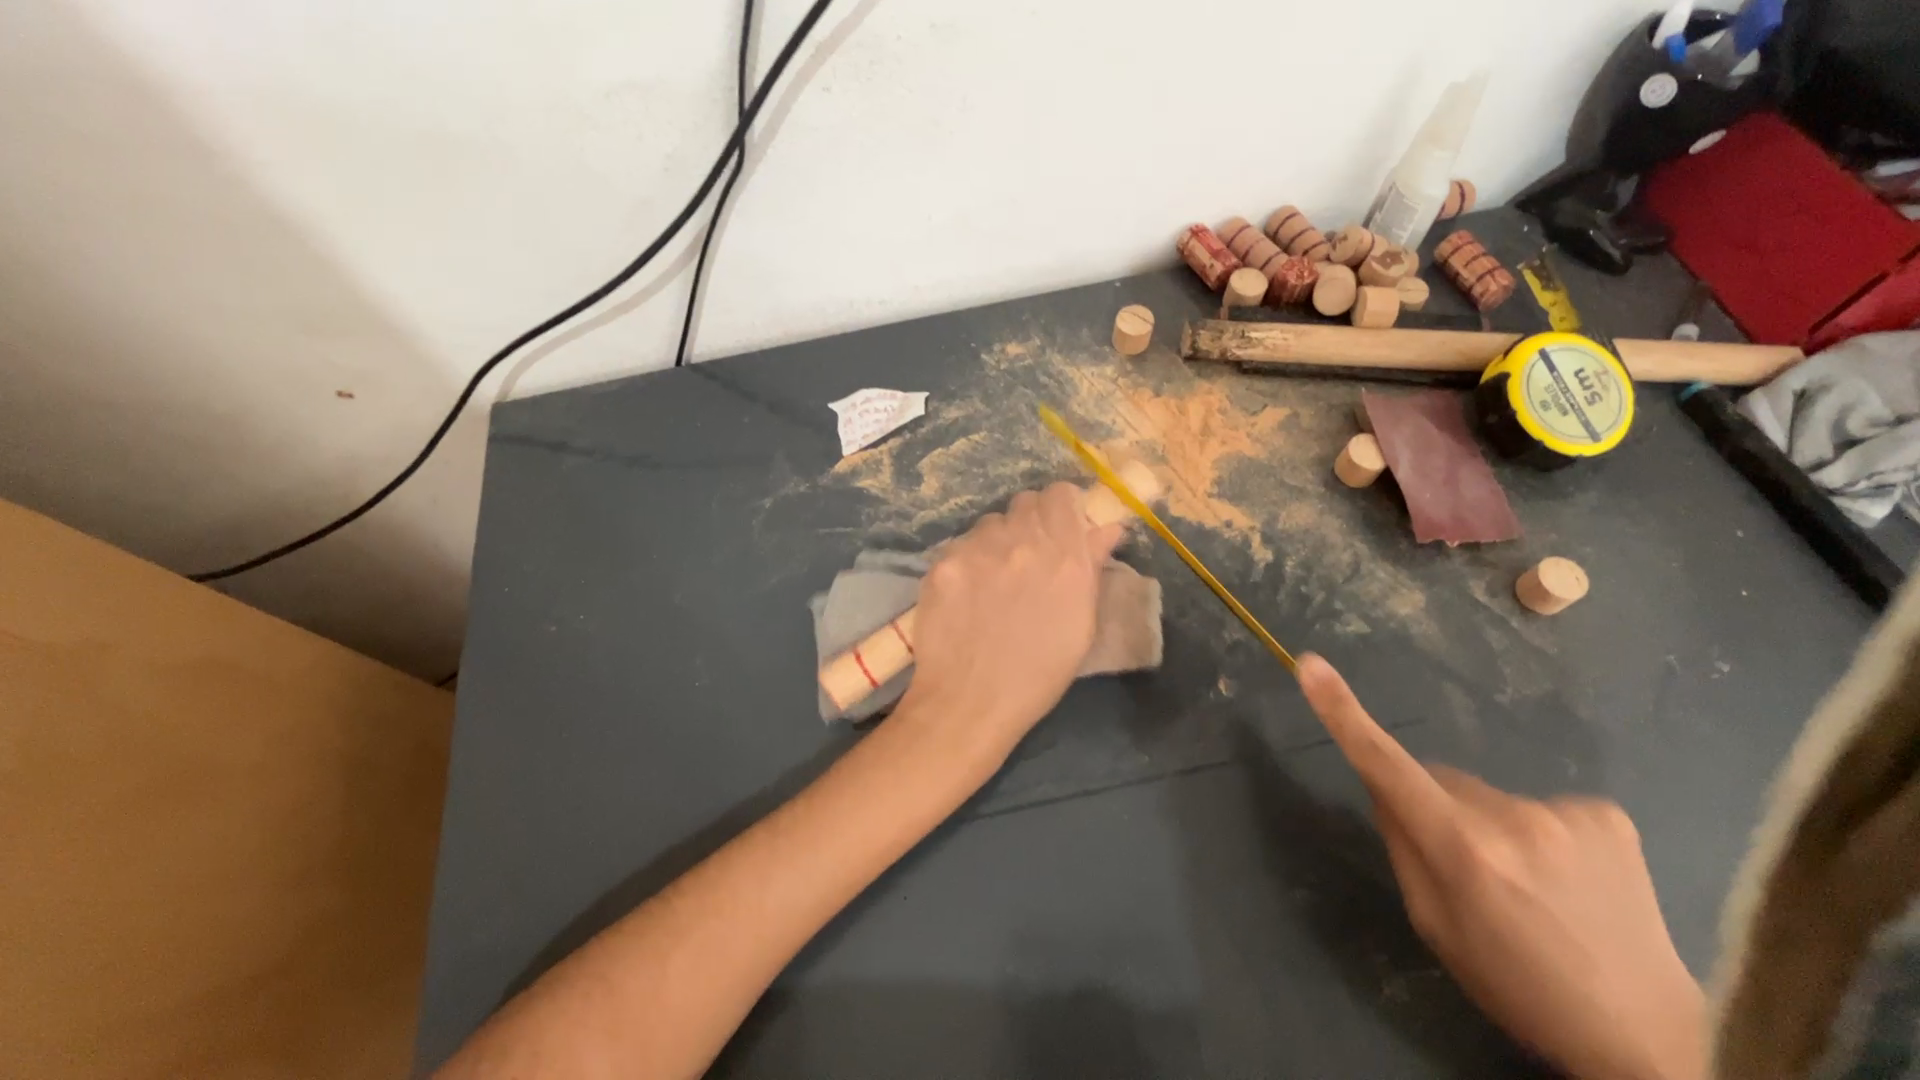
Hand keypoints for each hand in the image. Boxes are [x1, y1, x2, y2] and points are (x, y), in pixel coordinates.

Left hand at [896, 482, 1124, 767]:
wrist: (970, 701)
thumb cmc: (1038, 674)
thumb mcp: (1082, 625)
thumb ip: (1092, 567)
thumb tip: (1107, 528)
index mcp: (1065, 556)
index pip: (1061, 494)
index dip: (1062, 507)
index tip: (1062, 526)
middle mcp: (1022, 540)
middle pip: (1026, 502)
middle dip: (1031, 521)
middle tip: (1029, 556)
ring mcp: (977, 548)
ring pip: (990, 522)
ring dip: (998, 540)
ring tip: (995, 580)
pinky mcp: (943, 561)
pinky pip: (961, 545)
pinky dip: (967, 560)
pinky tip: (967, 594)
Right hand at [1296, 654, 1706, 1079]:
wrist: (1640, 1031)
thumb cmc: (1514, 986)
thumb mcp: (1434, 926)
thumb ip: (1403, 847)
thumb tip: (1385, 788)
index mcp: (1462, 848)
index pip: (1387, 767)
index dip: (1344, 714)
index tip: (1312, 666)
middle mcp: (1514, 815)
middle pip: (1442, 781)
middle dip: (1437, 808)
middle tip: (1466, 871)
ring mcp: (1568, 810)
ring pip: (1492, 796)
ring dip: (1493, 825)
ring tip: (1530, 890)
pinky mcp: (1608, 814)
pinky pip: (1542, 807)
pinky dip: (1541, 834)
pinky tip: (1570, 882)